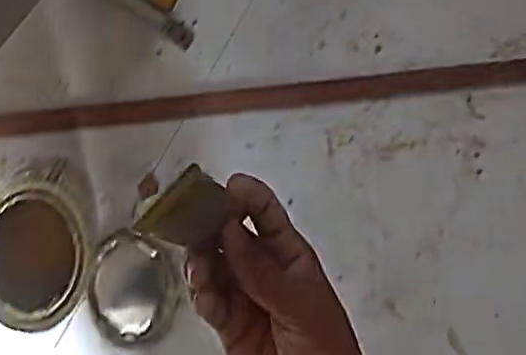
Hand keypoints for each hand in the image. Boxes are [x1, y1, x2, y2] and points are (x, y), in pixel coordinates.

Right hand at [184, 175, 360, 354]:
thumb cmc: (328, 350)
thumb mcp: (303, 307)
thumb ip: (265, 272)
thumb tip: (229, 228)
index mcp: (288, 255)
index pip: (264, 212)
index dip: (247, 195)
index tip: (227, 187)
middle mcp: (262, 268)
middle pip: (229, 232)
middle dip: (210, 226)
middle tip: (196, 226)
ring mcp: (244, 295)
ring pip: (212, 263)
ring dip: (200, 261)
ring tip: (199, 272)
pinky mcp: (230, 324)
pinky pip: (207, 299)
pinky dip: (201, 294)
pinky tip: (205, 297)